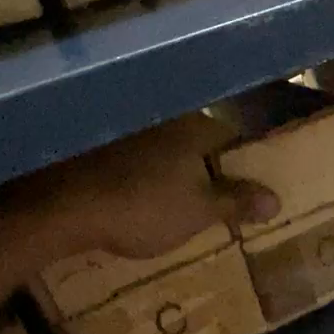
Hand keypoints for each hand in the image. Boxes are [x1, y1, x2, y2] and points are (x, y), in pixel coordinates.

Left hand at [0, 117, 277, 333]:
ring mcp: (122, 133)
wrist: (57, 209)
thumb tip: (276, 198)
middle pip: (195, 138)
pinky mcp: (92, 149)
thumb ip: (235, 202)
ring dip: (172, 166)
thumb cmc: (139, 208)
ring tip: (181, 194)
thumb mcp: (198, 212)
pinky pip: (130, 158)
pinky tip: (138, 195)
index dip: (244, 154)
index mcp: (191, 129)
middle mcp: (159, 121)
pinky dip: (140, 174)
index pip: (230, 135)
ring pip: (160, 147)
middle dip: (208, 159)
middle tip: (219, 186)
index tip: (253, 172)